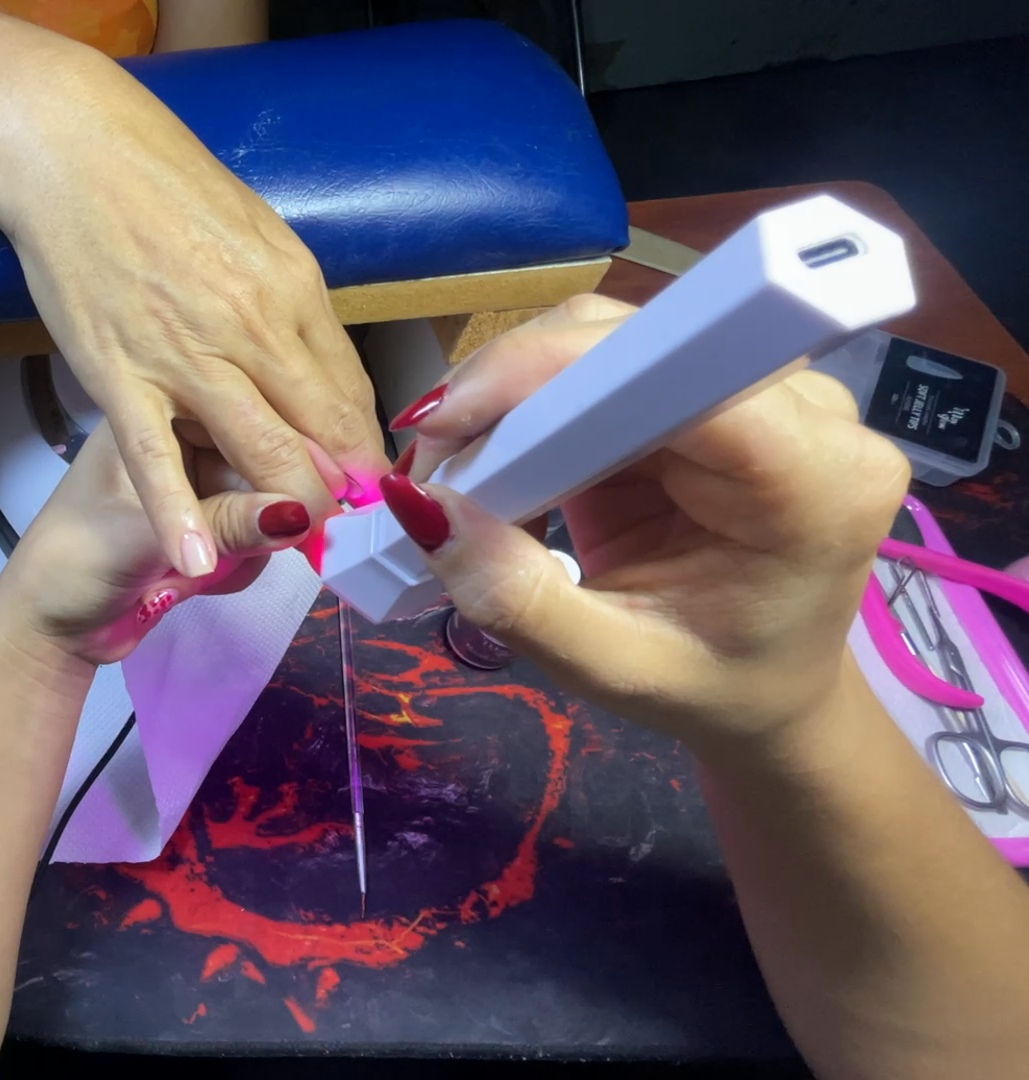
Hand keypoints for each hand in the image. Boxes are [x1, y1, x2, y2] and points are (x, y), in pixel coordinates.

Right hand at [0, 60, 387, 581]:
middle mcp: (252, 326)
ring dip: (292, 508)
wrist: (68, 153)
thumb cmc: (158, 187)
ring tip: (306, 549)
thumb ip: (285, 308)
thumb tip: (310, 367)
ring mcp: (185, 356)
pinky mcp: (120, 379)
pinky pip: (156, 459)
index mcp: (291, 288)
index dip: (364, 449)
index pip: (348, 390)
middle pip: (319, 430)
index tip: (367, 487)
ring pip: (260, 449)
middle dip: (343, 492)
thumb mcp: (251, 235)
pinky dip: (177, 513)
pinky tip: (193, 561)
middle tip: (350, 535)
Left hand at [0, 421, 314, 667]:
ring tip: (203, 575)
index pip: (245, 410)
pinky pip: (258, 536)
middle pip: (270, 456)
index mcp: (158, 413)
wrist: (49, 623)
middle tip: (259, 550)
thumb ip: (220, 524)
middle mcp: (187, 439)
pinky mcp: (209, 525)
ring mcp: (200, 485)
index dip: (287, 453)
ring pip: (272, 501)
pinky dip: (243, 564)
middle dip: (268, 512)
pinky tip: (199, 584)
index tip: (319, 501)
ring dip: (252, 547)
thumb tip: (300, 513)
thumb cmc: (70, 563)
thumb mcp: (138, 538)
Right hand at [383, 295, 910, 756]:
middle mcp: (795, 412)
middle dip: (503, 390)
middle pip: (623, 342)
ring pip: (592, 343)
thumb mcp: (604, 665)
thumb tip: (420, 505)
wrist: (761, 687)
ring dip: (501, 396)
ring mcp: (741, 393)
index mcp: (805, 482)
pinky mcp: (688, 399)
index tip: (440, 430)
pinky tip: (488, 460)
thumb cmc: (706, 685)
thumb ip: (515, 597)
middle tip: (427, 461)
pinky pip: (584, 372)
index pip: (670, 375)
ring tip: (450, 465)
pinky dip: (516, 408)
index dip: (543, 377)